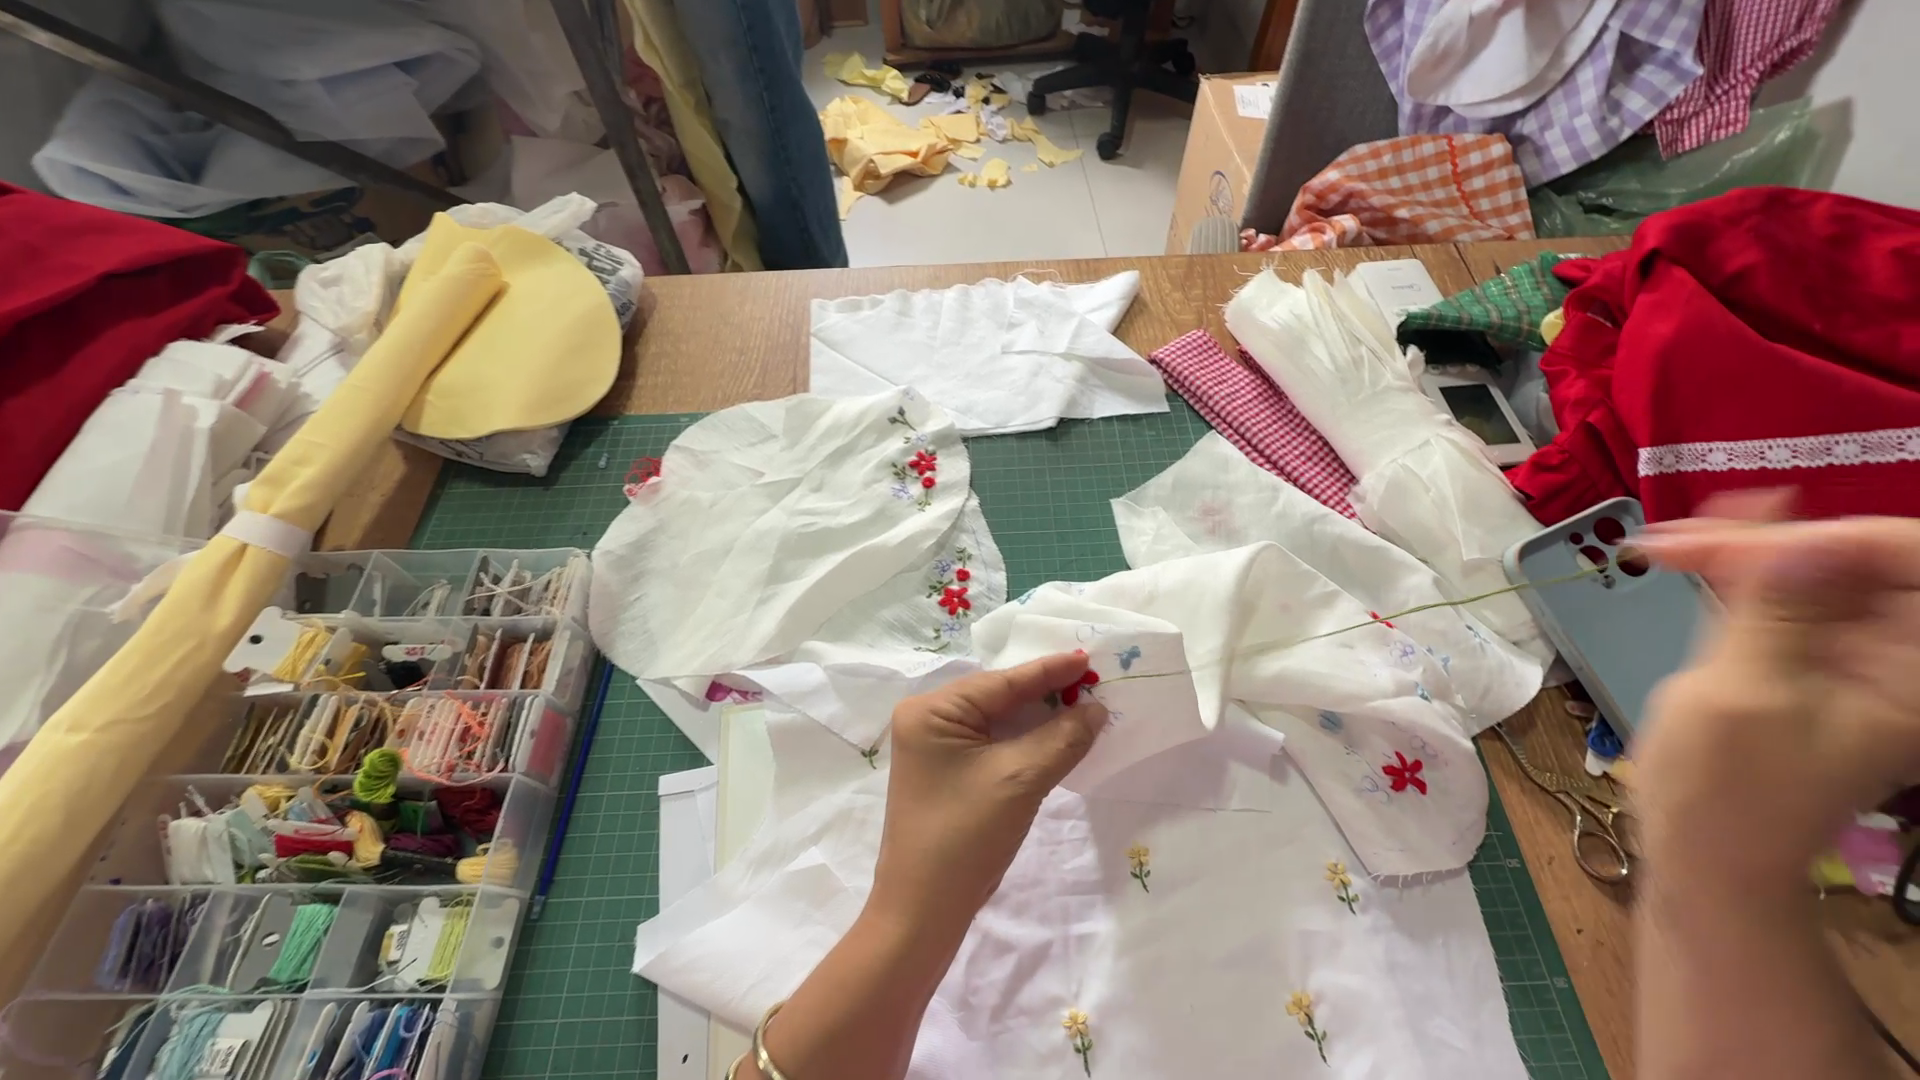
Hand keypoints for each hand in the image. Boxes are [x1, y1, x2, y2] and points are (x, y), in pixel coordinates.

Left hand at [868, 652, 1109, 935]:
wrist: (924, 910)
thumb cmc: (965, 836)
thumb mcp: (1019, 780)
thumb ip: (1061, 738)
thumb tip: (1096, 709)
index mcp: (931, 710)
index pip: (1001, 682)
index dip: (1049, 670)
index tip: (1089, 658)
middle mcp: (928, 721)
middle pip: (999, 697)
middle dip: (1047, 693)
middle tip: (1094, 682)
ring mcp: (937, 749)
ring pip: (999, 722)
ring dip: (1041, 719)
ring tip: (1086, 705)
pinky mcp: (950, 774)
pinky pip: (995, 745)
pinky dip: (1028, 742)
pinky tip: (1060, 737)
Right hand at [1635, 491, 1919, 891]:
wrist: (1707, 852)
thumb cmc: (1721, 789)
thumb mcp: (1742, 696)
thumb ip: (1774, 614)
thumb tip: (1803, 537)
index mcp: (1910, 674)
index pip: (1903, 564)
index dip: (1821, 536)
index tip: (1729, 535)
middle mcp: (1897, 661)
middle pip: (1854, 564)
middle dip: (1769, 538)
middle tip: (1678, 536)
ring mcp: (1853, 664)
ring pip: (1813, 576)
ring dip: (1743, 552)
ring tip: (1667, 544)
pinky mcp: (1808, 666)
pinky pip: (1786, 603)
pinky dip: (1738, 580)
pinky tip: (1690, 565)